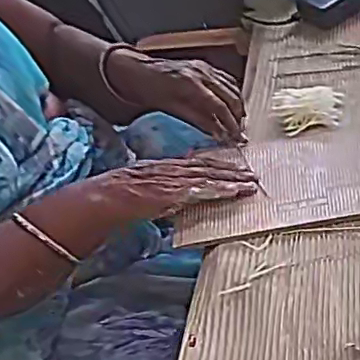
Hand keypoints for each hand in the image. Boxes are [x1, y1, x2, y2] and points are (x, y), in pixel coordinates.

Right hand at [94, 151, 257, 218]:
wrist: (108, 197)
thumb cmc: (123, 196)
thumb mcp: (149, 185)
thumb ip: (167, 188)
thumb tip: (182, 195)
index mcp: (167, 166)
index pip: (198, 163)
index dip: (218, 164)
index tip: (235, 167)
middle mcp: (174, 169)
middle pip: (209, 167)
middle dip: (232, 170)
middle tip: (252, 174)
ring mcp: (176, 180)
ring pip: (211, 177)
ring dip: (232, 180)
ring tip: (250, 183)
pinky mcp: (177, 192)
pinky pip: (204, 190)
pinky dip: (221, 190)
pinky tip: (236, 192)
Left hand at [103, 50, 245, 142]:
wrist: (134, 69)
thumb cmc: (148, 89)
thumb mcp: (172, 108)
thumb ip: (198, 120)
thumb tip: (219, 134)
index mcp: (191, 84)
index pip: (221, 107)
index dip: (231, 124)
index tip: (236, 138)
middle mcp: (201, 73)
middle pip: (232, 98)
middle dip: (237, 117)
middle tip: (238, 132)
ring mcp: (204, 67)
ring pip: (233, 89)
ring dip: (237, 106)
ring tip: (236, 121)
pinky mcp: (204, 66)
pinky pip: (227, 80)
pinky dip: (232, 94)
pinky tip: (230, 106)